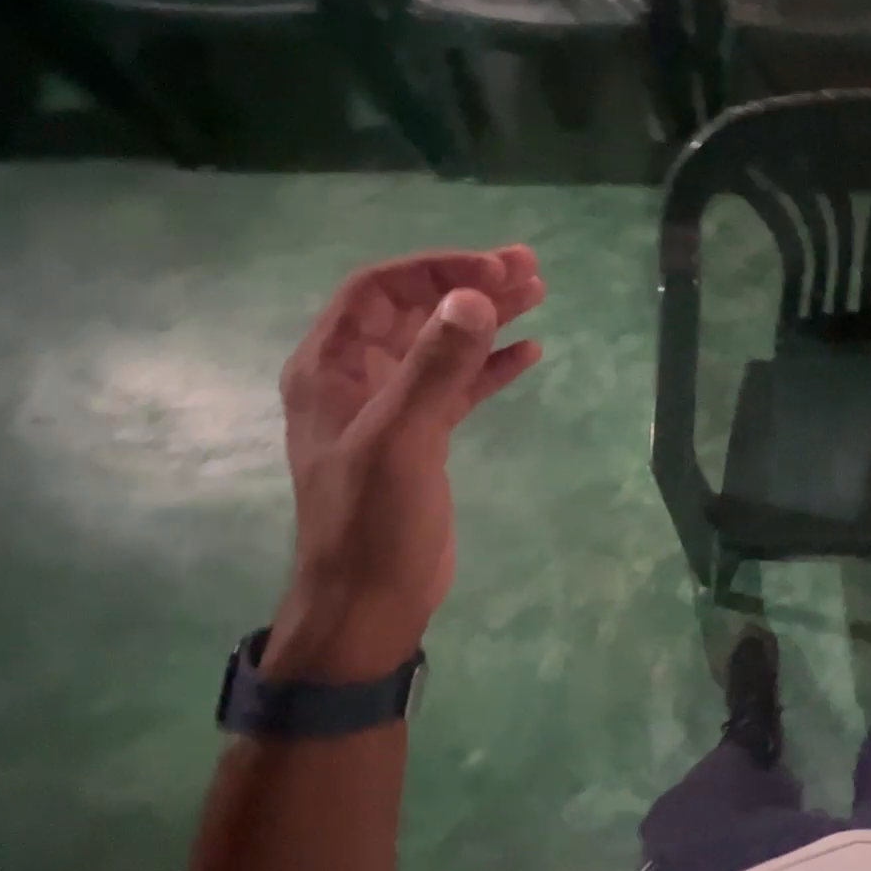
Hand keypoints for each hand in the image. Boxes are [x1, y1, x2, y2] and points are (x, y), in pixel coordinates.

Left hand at [264, 247, 546, 679]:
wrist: (370, 601)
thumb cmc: (373, 521)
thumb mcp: (401, 439)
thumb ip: (435, 367)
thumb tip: (475, 298)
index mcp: (333, 367)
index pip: (382, 291)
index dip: (439, 271)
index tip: (497, 269)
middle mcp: (358, 378)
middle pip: (417, 311)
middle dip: (471, 285)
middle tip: (531, 268)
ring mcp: (392, 408)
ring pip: (442, 346)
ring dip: (487, 319)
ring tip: (538, 295)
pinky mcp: (424, 437)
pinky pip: (459, 386)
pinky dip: (492, 366)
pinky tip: (530, 352)